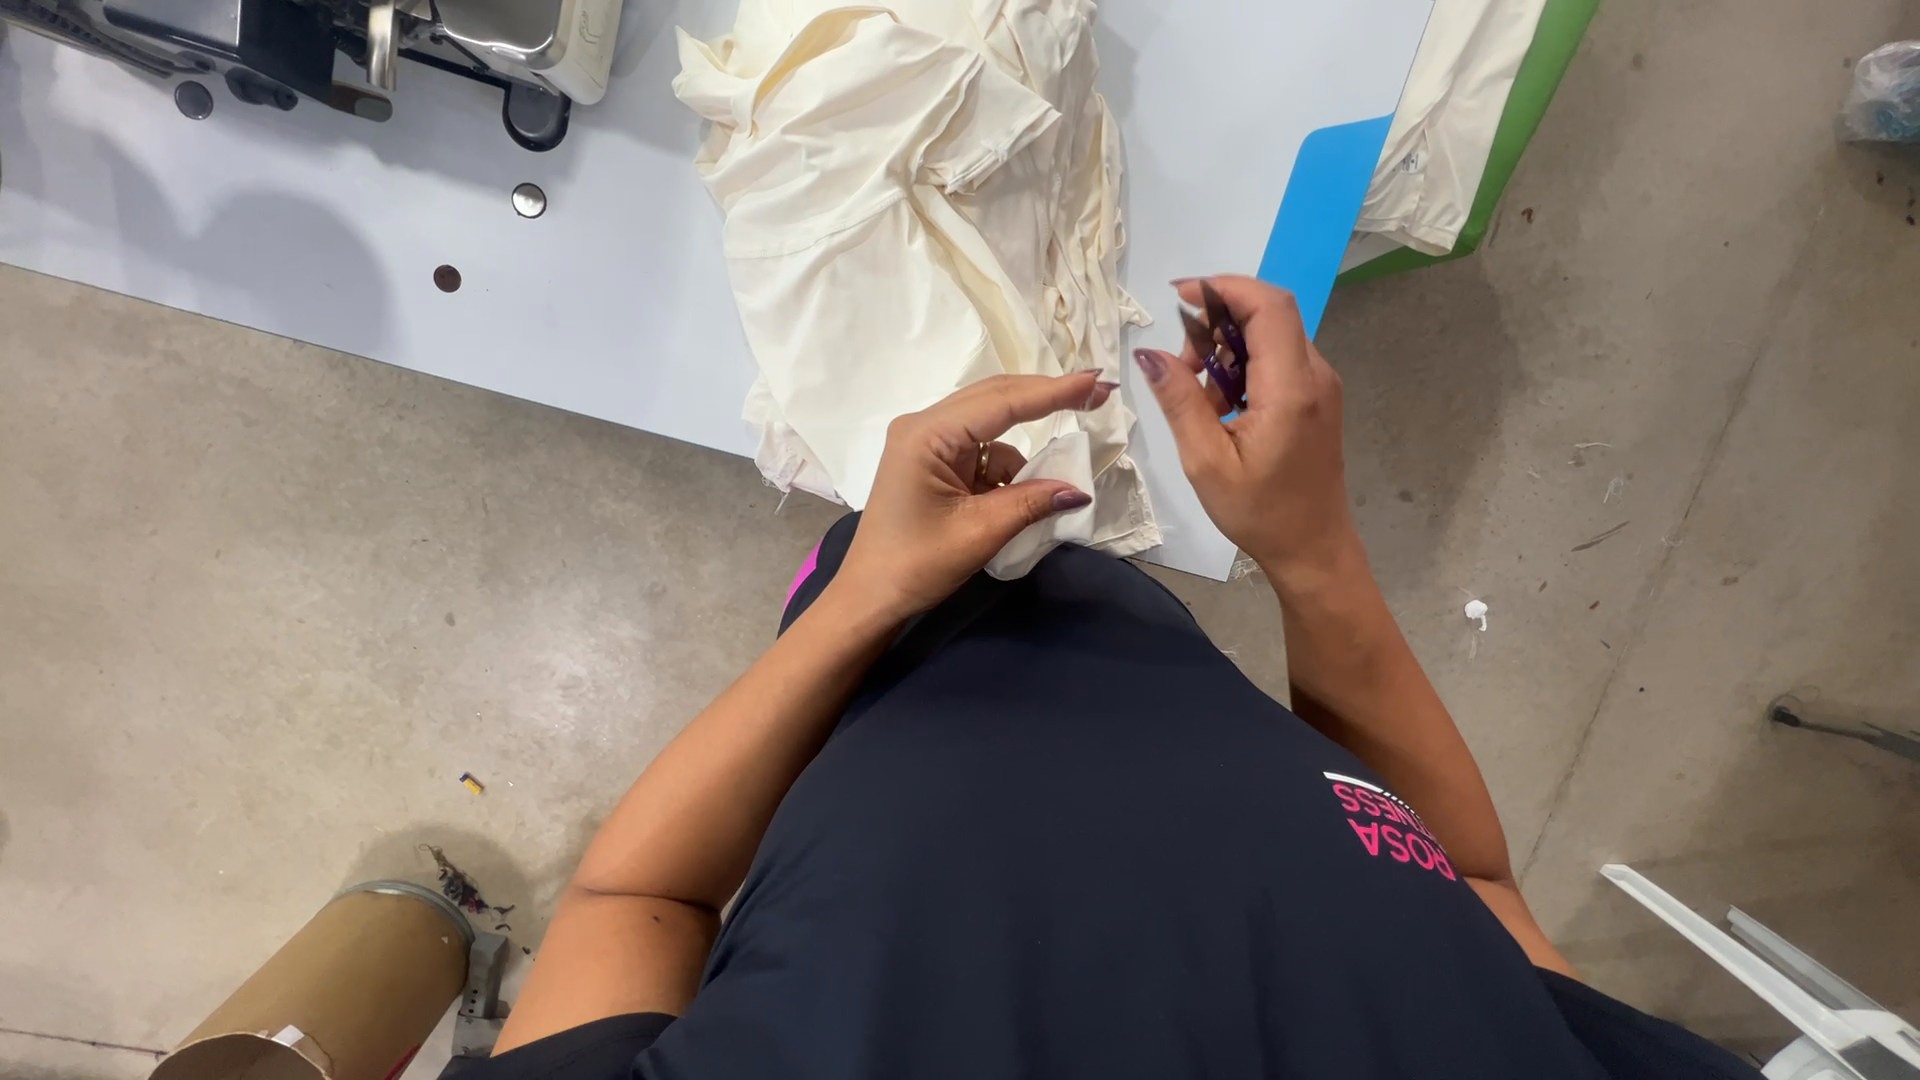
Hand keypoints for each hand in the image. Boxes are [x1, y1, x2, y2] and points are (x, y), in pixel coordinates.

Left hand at [829, 372, 1114, 622]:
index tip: (1096, 381)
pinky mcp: (931, 462)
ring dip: (1022, 454)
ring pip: (990, 428)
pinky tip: (1011, 498)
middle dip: (1045, 401)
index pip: (1001, 402)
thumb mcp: (980, 534)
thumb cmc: (916, 565)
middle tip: (1097, 396)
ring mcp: (925, 443)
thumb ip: (1031, 503)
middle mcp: (923, 427)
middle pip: (995, 400)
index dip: (1053, 392)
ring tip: (1044, 486)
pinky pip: (980, 451)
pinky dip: (1005, 469)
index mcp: (927, 435)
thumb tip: (1078, 489)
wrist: (871, 596)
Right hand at [1133, 276, 1361, 596]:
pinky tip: (1221, 408)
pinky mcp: (1315, 399)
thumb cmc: (1259, 512)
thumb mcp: (1206, 461)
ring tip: (1198, 399)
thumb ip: (1179, 401)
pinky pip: (1276, 361)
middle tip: (1181, 369)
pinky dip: (1241, 369)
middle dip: (1216, 325)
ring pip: (1270, 338)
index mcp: (1290, 387)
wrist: (1313, 548)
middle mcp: (1314, 375)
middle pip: (1268, 315)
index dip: (1223, 287)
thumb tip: (1150, 353)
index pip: (1267, 305)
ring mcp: (1320, 386)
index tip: (1180, 296)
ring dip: (1225, 351)